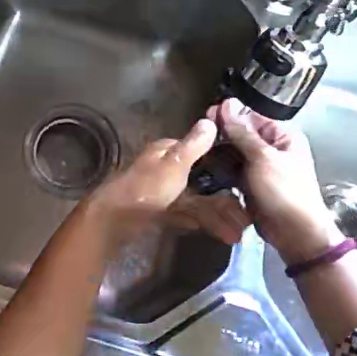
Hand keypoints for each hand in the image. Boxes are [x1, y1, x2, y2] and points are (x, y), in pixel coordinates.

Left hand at [84, 117, 242, 243]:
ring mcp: (159, 192)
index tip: (244, 180)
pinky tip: (215, 232)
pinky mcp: (154, 213)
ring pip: (193, 202)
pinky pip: (181, 215)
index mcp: (166, 152)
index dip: (221, 164)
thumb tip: (209, 120)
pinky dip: (196, 222)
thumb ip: (193, 146)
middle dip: (223, 202)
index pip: (198, 151)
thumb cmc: (146, 189)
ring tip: (234, 234)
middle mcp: (163, 168)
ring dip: (214, 217)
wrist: (112, 222)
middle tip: (243, 221)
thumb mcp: (174, 164)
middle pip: (199, 182)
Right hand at [209, 98, 342, 262]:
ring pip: (237, 153)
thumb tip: (227, 104)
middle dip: (223, 133)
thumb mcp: (263, 158)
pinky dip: (222, 168)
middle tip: (200, 132)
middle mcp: (274, 149)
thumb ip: (242, 132)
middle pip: (244, 134)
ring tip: (198, 148)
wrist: (295, 234)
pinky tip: (205, 165)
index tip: (208, 112)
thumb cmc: (284, 191)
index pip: (254, 116)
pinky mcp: (252, 185)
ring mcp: (263, 168)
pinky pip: (235, 170)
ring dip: (220, 151)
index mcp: (284, 137)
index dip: (231, 114)